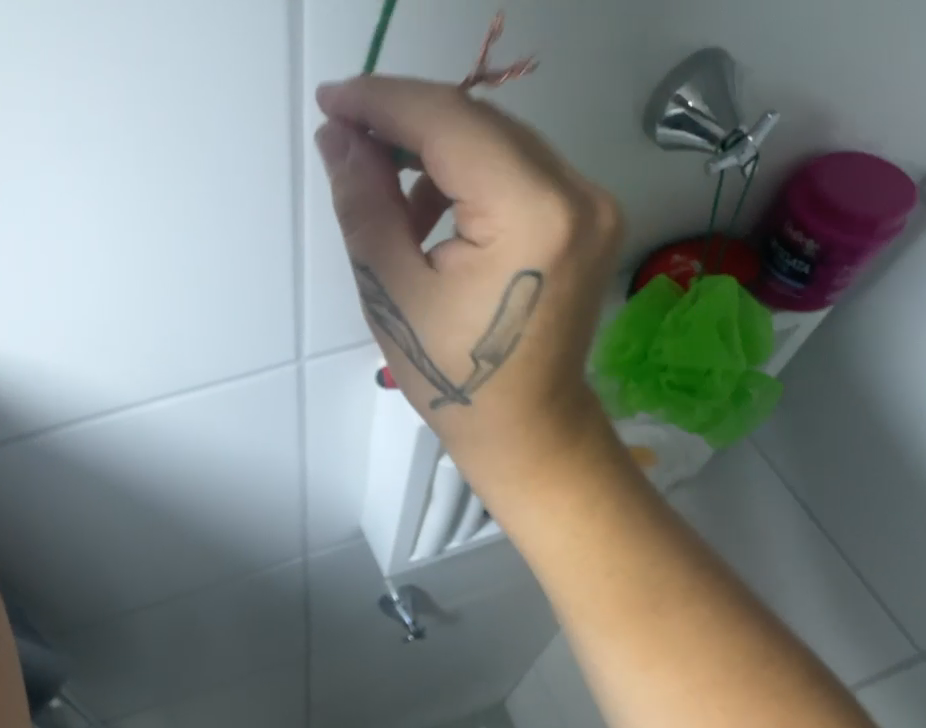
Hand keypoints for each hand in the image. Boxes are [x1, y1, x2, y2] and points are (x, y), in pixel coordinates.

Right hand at [315, 76, 623, 490]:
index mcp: (532, 215)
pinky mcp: (590, 216)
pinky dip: (471, 175)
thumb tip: (338, 136)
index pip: (451, 123)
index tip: (332, 101)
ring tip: (384, 189)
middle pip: (479, 123)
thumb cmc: (452, 377)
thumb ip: (364, 203)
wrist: (525, 427)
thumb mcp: (392, 291)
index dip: (384, 103)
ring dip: (437, 151)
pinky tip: (431, 209)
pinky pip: (520, 169)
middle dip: (407, 121)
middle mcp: (578, 193)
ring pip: (499, 141)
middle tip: (346, 136)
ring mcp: (593, 202)